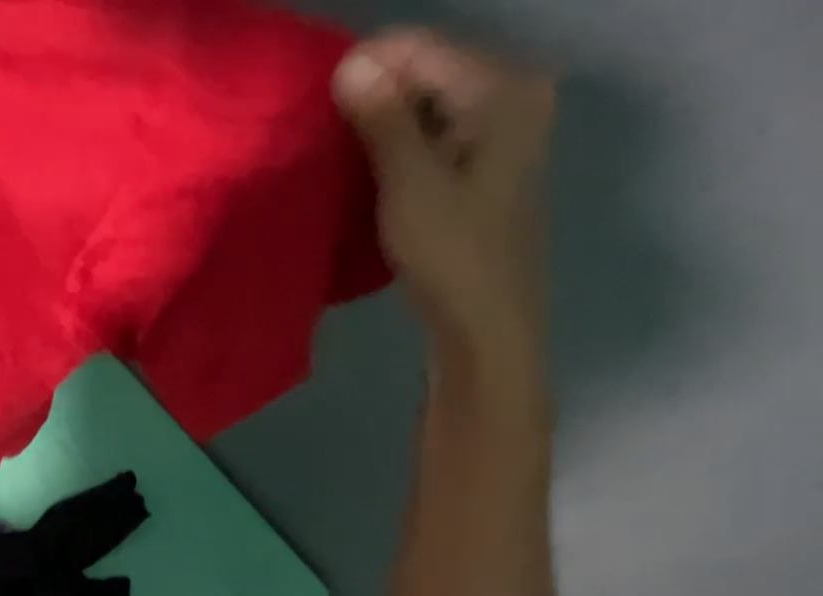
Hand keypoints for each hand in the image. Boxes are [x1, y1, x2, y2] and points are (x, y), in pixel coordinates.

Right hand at [333, 30, 555, 361]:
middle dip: (371, 90)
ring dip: (379, 120)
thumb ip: (383, 118)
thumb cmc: (451, 253)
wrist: (486, 321)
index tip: (310, 101)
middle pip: (425, 69)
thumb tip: (349, 62)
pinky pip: (431, 128)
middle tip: (317, 126)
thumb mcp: (409, 182)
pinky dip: (396, 141)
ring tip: (331, 146)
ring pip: (425, 101)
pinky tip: (365, 167)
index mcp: (502, 88)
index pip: (418, 48)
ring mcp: (502, 126)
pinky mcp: (483, 159)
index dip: (362, 67)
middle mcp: (512, 92)